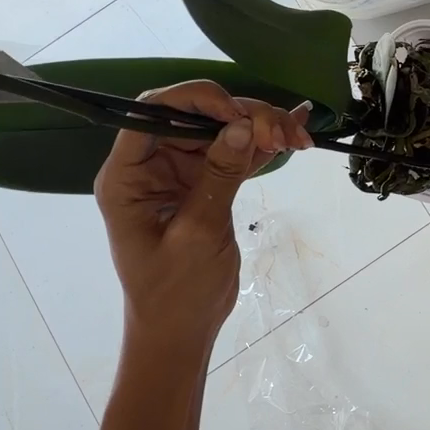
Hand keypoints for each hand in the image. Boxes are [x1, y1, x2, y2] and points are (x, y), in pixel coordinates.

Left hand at [94, 81, 311, 352]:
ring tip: (299, 140)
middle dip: (245, 116)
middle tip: (285, 137)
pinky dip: (266, 142)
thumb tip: (243, 126)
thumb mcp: (197, 233)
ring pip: (225, 128)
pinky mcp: (209, 182)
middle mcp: (153, 164)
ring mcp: (183, 172)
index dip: (196, 100)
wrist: (183, 330)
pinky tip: (298, 130)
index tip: (240, 114)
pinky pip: (238, 151)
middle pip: (198, 116)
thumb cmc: (175, 291)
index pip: (153, 112)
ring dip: (264, 127)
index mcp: (129, 174)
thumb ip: (218, 177)